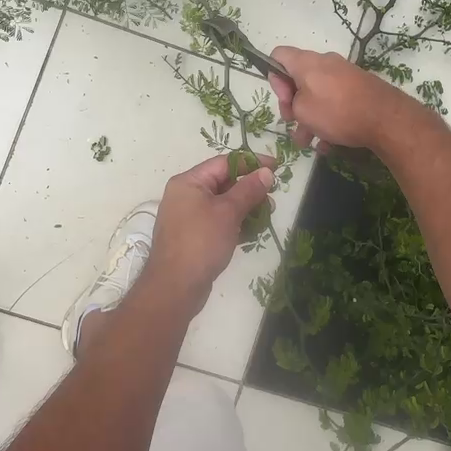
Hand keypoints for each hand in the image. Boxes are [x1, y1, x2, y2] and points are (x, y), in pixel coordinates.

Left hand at [141, 154, 275, 314]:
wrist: (175, 288)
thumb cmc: (201, 242)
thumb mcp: (228, 212)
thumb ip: (248, 190)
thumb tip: (266, 172)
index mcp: (189, 182)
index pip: (224, 163)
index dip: (251, 163)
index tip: (276, 167)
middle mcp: (186, 195)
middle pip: (223, 183)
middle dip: (250, 189)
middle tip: (272, 198)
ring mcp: (188, 217)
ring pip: (223, 204)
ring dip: (246, 208)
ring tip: (267, 216)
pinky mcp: (194, 237)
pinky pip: (219, 222)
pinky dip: (236, 224)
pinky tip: (253, 232)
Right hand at [268, 46, 428, 151]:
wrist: (385, 117)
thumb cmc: (337, 111)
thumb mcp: (302, 111)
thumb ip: (291, 102)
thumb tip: (300, 101)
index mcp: (307, 62)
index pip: (278, 55)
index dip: (273, 77)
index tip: (284, 99)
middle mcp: (325, 62)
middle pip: (298, 77)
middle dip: (292, 103)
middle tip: (293, 123)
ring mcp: (344, 75)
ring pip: (317, 94)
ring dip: (309, 117)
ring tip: (308, 142)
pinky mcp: (359, 88)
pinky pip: (335, 100)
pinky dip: (328, 118)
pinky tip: (329, 144)